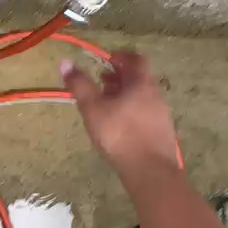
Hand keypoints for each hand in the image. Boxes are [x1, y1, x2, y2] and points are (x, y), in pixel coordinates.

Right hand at [60, 50, 183, 186]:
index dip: (120, 56)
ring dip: (125, 93)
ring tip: (106, 104)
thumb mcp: (92, 108)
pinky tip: (119, 124)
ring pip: (143, 94)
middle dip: (119, 75)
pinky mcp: (163, 130)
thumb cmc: (119, 134)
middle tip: (100, 82)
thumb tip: (65, 61)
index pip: (136, 58)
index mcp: (141, 83)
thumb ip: (80, 84)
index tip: (104, 61)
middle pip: (139, 76)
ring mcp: (162, 113)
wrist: (150, 171)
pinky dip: (132, 108)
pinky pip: (146, 110)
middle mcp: (156, 94)